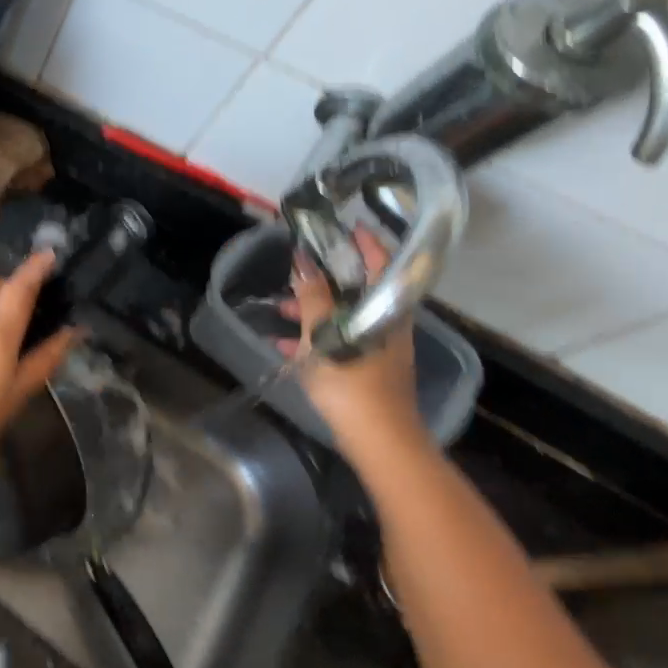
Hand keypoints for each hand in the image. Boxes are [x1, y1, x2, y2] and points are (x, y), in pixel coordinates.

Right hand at [279, 230, 428, 451]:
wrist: (380, 441)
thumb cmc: (353, 383)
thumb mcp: (325, 337)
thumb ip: (314, 298)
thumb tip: (303, 260)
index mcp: (386, 313)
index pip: (382, 266)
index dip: (367, 244)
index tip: (346, 226)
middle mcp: (388, 326)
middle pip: (359, 292)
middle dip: (327, 278)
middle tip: (296, 269)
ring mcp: (379, 349)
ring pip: (344, 317)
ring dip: (314, 309)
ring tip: (279, 310)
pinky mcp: (367, 369)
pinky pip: (338, 340)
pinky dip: (314, 337)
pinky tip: (283, 345)